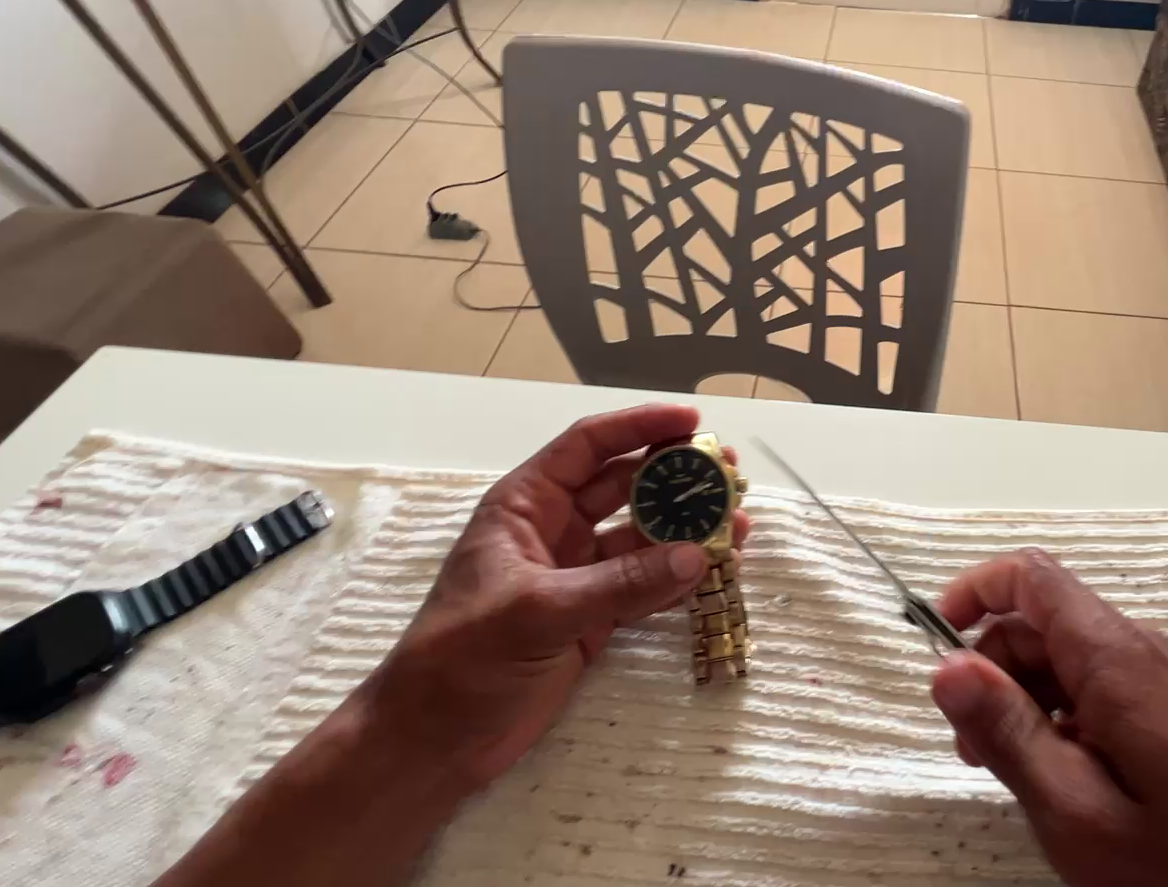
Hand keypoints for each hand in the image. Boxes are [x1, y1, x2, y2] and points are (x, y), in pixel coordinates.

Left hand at [157, 405, 748, 886]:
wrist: (431, 746)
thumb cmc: (460, 660)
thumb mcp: (538, 612)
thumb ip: (621, 583)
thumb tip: (697, 556)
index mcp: (527, 506)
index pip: (589, 446)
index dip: (640, 425)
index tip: (692, 420)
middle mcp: (558, 529)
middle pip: (627, 485)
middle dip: (677, 476)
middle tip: (728, 473)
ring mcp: (579, 573)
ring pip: (644, 536)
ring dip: (687, 528)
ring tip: (736, 524)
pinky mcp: (595, 615)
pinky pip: (648, 583)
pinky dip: (681, 577)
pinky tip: (715, 570)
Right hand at [930, 549, 1167, 886]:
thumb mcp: (1079, 812)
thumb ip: (1008, 734)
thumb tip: (947, 666)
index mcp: (1112, 655)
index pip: (1029, 576)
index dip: (974, 591)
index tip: (938, 640)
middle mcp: (1137, 651)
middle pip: (1040, 622)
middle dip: (992, 668)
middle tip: (972, 744)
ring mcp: (1158, 681)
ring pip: (1066, 660)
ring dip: (1024, 701)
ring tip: (1015, 772)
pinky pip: (1098, 691)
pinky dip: (1062, 720)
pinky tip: (1064, 781)